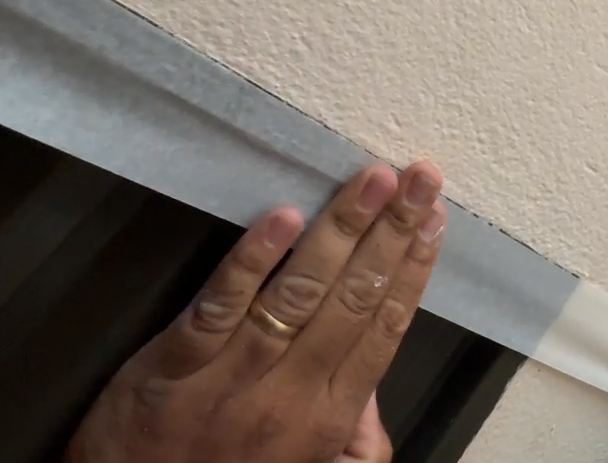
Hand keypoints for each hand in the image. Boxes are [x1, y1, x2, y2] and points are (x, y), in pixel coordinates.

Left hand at [66, 161, 447, 462]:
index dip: (415, 266)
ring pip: (300, 292)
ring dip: (344, 228)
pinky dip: (252, 261)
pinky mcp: (172, 366)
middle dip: (395, 229)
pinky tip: (284, 219)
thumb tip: (383, 375)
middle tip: (421, 176)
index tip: (435, 215)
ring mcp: (232, 379)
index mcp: (330, 416)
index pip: (387, 326)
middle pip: (356, 297)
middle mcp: (292, 395)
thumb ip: (357, 431)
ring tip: (375, 179)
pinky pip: (219, 307)